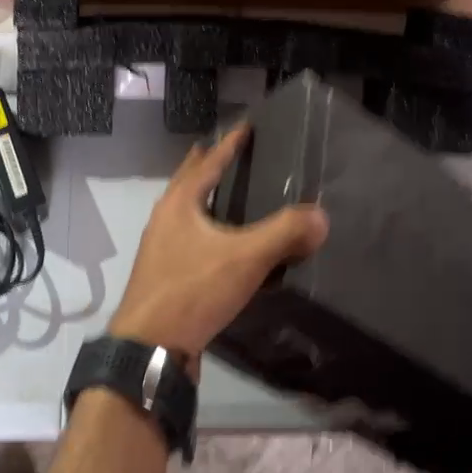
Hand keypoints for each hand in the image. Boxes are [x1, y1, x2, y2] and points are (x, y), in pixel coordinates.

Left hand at [109, 124, 329, 377]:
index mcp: (179, 202)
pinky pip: (185, 237)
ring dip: (202, 196)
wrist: (150, 346)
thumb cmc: (192, 290)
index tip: (245, 126)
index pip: (208, 162)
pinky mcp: (162, 274)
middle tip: (226, 150)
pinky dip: (202, 228)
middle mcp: (164, 217)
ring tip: (223, 193)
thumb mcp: (245, 259)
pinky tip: (217, 246)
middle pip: (188, 180)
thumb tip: (321, 215)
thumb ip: (284, 234)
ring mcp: (159, 246)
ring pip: (184, 209)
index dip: (229, 144)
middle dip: (206, 164)